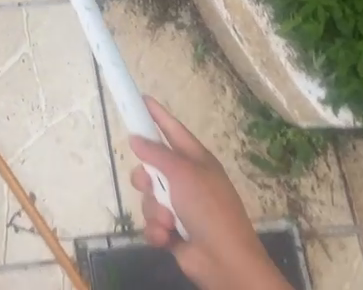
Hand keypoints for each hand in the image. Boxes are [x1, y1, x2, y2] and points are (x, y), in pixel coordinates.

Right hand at [129, 97, 290, 289]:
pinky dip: (156, 230)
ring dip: (155, 210)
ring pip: (149, 197)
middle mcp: (187, 180)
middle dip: (146, 178)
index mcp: (196, 161)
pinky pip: (151, 222)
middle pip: (151, 167)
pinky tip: (166, 237)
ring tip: (168, 221)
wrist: (226, 263)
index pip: (172, 130)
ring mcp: (180, 207)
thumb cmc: (209, 209)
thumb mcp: (183, 173)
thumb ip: (156, 153)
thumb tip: (136, 138)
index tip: (140, 99)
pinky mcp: (173, 231)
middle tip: (148, 184)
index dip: (156, 115)